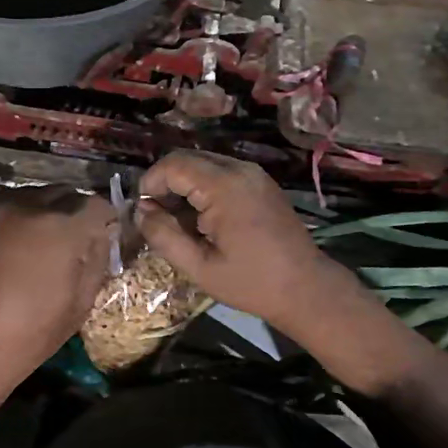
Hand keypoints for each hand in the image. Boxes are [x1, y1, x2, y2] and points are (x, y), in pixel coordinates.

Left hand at [0, 186, 115, 414]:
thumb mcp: (79, 304)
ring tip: (45, 241)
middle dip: (77, 212)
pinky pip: (9, 203)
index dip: (106, 220)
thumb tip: (100, 237)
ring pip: (36, 194)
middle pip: (66, 192)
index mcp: (62, 227)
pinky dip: (21, 215)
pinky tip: (18, 242)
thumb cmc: (28, 334)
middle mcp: (30, 205)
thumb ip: (96, 260)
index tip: (105, 237)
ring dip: (48, 210)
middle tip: (77, 241)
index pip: (97, 204)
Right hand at [136, 151, 367, 334]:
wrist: (307, 288)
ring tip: (177, 221)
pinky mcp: (261, 183)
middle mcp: (240, 170)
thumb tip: (141, 212)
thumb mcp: (199, 267)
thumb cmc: (252, 282)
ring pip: (203, 163)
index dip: (150, 183)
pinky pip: (221, 172)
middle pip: (187, 158)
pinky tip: (201, 219)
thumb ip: (164, 236)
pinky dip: (202, 188)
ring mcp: (254, 174)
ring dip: (183, 185)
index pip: (173, 165)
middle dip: (165, 183)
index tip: (142, 212)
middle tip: (156, 216)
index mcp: (224, 187)